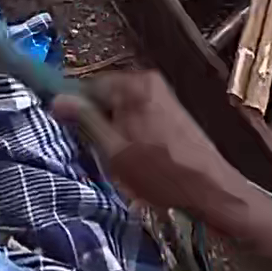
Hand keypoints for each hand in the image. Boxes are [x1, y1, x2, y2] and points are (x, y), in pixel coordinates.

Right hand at [54, 71, 242, 212]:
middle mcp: (146, 78)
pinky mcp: (170, 106)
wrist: (214, 192)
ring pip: (121, 104)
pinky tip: (138, 154)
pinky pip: (137, 110)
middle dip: (99, 118)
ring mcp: (160, 91)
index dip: (78, 109)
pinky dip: (131, 128)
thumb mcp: (115, 151)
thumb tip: (56, 100)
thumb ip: (85, 120)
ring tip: (122, 156)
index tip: (74, 133)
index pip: (88, 86)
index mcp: (132, 83)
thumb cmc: (163, 173)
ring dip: (115, 126)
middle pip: (105, 93)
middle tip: (102, 150)